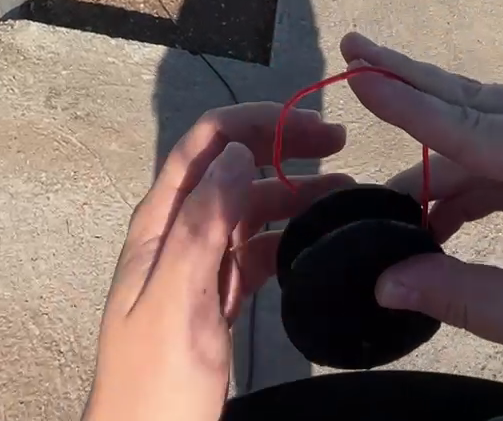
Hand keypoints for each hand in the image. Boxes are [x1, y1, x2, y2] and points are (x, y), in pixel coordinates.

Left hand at [83, 103, 349, 420]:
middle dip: (281, 143)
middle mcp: (179, 228)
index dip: (257, 121)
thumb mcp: (178, 297)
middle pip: (232, 164)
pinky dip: (288, 235)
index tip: (310, 127)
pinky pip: (257, 247)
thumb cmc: (157, 379)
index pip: (207, 142)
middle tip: (338, 142)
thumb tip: (236, 150)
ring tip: (345, 191)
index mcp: (162, 220)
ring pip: (250, 204)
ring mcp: (199, 260)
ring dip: (294, 190)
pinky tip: (317, 240)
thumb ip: (202, 221)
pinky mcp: (218, 292)